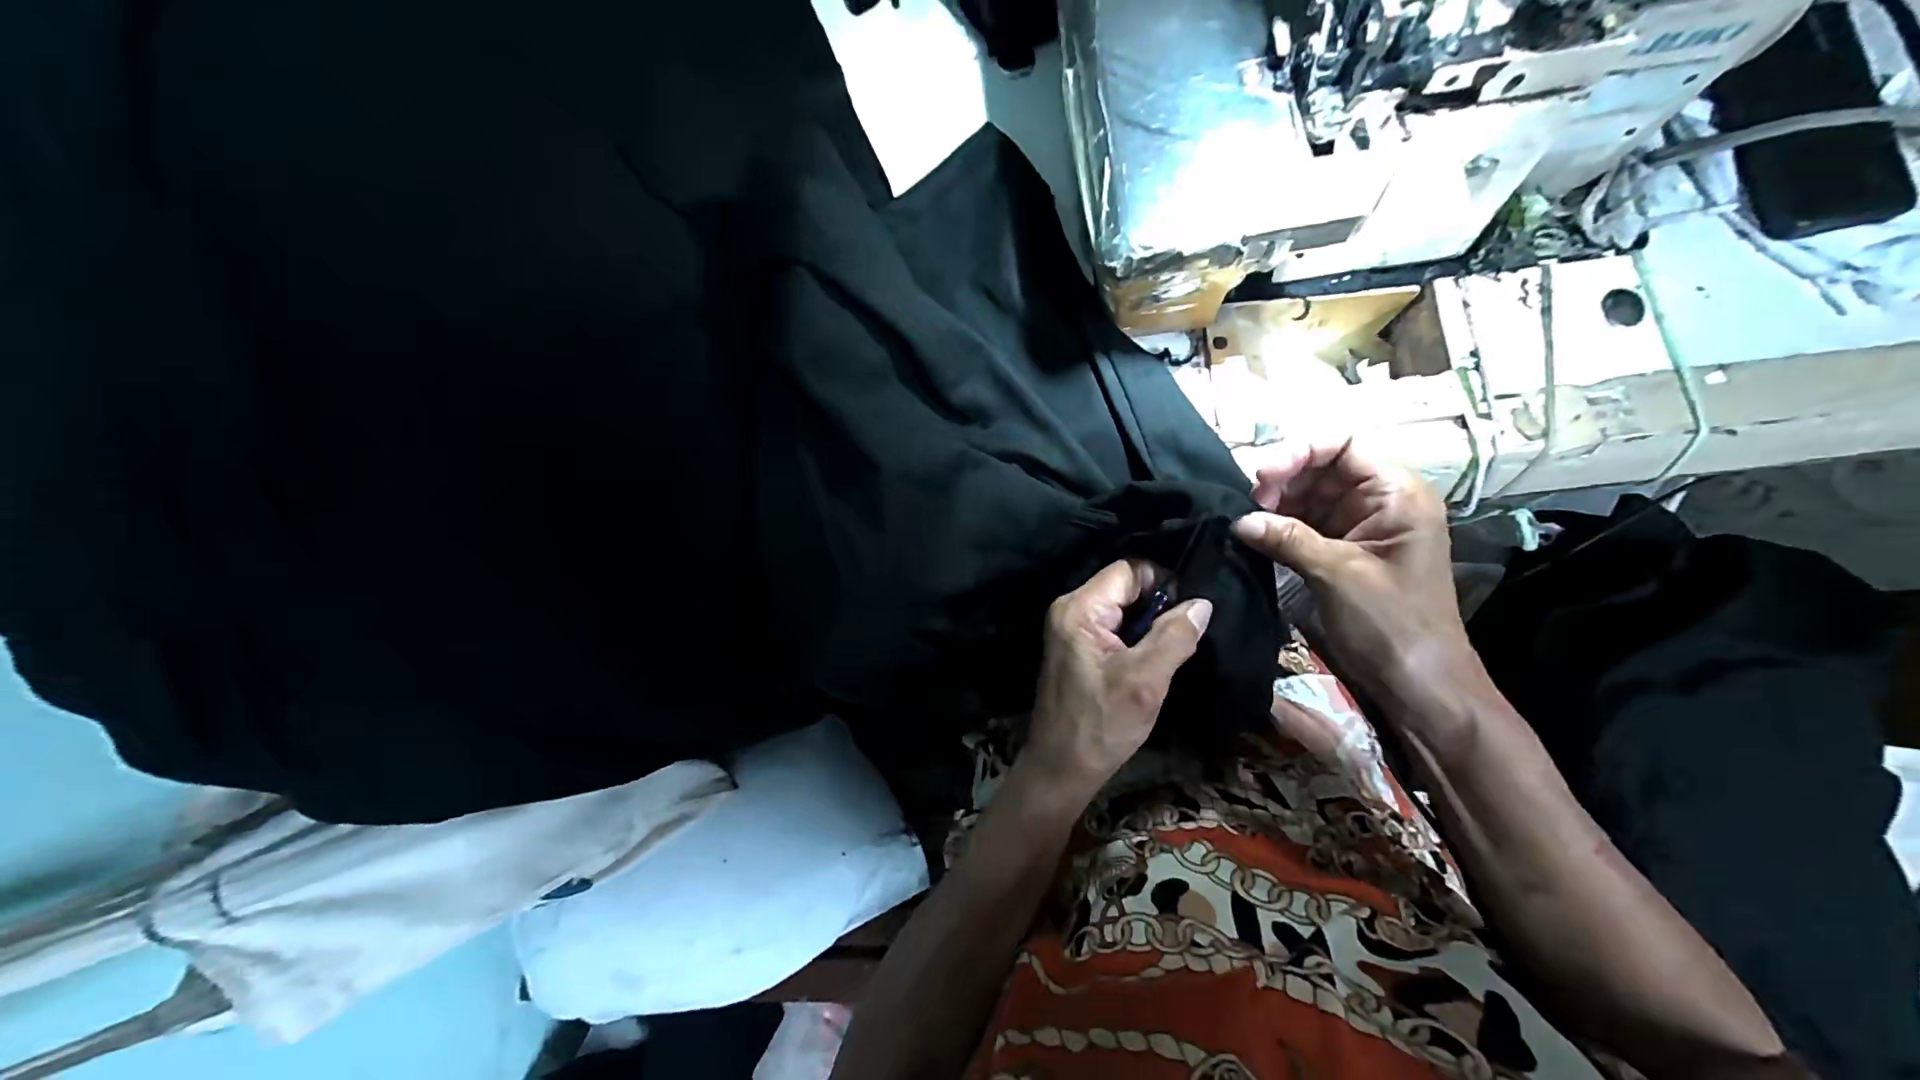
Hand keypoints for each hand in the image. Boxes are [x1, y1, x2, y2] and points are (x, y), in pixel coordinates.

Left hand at [1024, 559, 1212, 793]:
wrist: (1062, 766)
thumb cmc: (1102, 724)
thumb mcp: (1146, 680)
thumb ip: (1174, 636)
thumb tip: (1202, 603)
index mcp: (1079, 609)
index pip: (1129, 569)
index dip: (1164, 580)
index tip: (1192, 607)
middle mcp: (1070, 609)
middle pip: (1124, 585)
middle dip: (1159, 603)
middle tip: (1189, 629)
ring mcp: (1070, 628)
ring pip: (1121, 607)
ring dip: (1149, 622)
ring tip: (1176, 644)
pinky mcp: (1076, 647)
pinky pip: (1113, 626)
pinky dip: (1135, 636)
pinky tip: (1154, 656)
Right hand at [1231, 435, 1478, 720]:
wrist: (1417, 683)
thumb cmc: (1393, 624)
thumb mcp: (1339, 574)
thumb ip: (1288, 539)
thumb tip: (1239, 520)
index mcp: (1397, 494)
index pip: (1344, 444)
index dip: (1300, 450)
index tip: (1263, 477)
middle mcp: (1378, 502)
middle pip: (1321, 466)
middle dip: (1282, 478)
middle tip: (1248, 503)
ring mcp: (1358, 526)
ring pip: (1308, 495)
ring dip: (1275, 502)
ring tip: (1246, 520)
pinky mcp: (1340, 551)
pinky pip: (1303, 523)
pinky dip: (1277, 525)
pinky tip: (1253, 534)